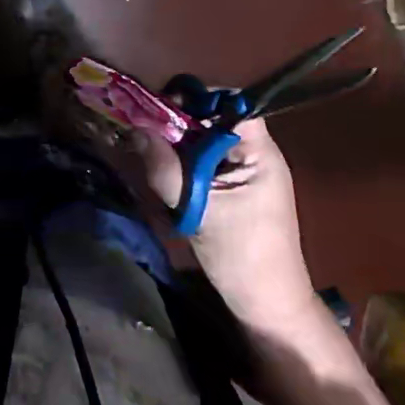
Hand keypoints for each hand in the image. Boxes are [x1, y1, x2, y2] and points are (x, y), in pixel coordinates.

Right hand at [143, 117, 318, 332]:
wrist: (267, 306)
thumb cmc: (242, 255)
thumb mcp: (197, 209)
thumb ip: (165, 168)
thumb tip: (137, 128)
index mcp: (260, 153)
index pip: (231, 103)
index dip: (198, 97)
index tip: (163, 107)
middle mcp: (255, 154)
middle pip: (213, 118)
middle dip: (179, 120)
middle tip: (146, 129)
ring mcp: (244, 171)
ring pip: (205, 139)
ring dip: (178, 142)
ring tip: (149, 149)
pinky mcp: (232, 187)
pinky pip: (204, 160)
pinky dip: (182, 161)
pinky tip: (163, 171)